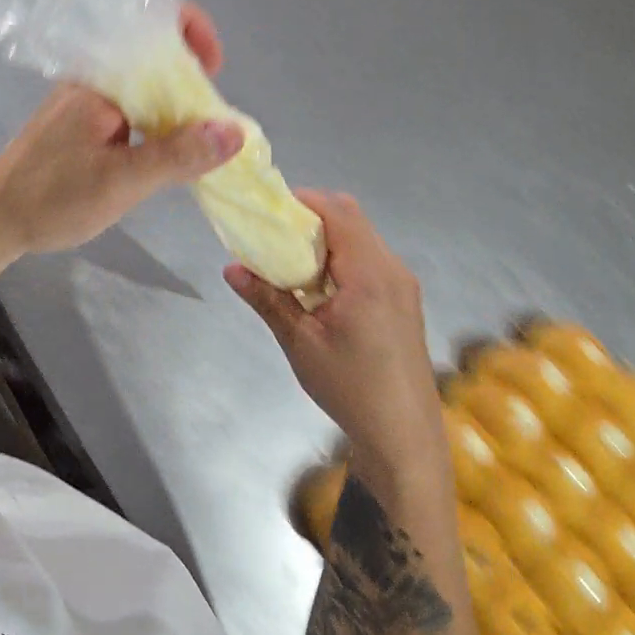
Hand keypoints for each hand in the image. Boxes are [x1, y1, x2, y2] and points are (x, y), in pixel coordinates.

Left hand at [0, 5, 242, 255]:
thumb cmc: (51, 197)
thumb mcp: (121, 181)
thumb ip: (176, 155)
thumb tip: (235, 131)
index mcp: (98, 79)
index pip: (150, 27)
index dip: (191, 32)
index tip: (215, 70)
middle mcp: (91, 81)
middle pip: (154, 60)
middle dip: (193, 83)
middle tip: (214, 126)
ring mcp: (84, 104)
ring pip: (143, 90)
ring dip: (175, 109)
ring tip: (198, 145)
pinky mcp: (80, 127)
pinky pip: (129, 112)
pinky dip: (154, 126)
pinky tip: (166, 155)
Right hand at [224, 191, 443, 467]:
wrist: (403, 433)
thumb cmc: (350, 385)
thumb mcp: (299, 342)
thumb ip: (267, 299)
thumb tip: (231, 268)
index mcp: (371, 275)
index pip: (338, 212)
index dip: (301, 201)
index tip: (265, 211)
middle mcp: (392, 271)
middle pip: (350, 218)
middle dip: (308, 216)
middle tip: (270, 235)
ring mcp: (401, 286)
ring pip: (359, 238)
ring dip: (322, 238)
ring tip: (284, 260)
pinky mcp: (401, 300)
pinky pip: (366, 259)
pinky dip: (336, 257)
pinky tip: (312, 285)